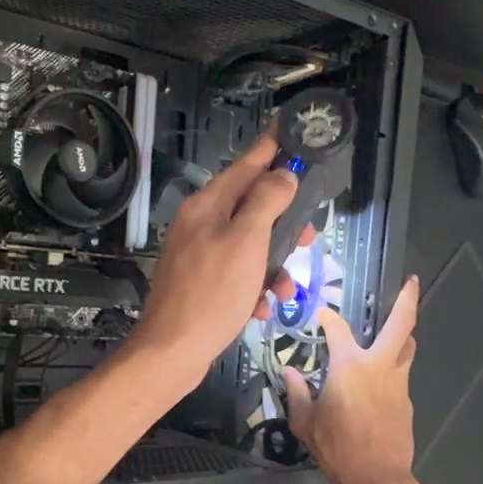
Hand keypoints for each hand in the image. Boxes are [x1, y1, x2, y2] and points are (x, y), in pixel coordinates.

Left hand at [129, 134, 297, 383]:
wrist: (172, 352)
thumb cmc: (212, 294)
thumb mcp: (247, 242)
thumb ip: (267, 203)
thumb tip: (282, 175)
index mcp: (207, 206)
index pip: (246, 165)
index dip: (272, 149)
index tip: (293, 132)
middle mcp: (199, 225)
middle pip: (250, 208)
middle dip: (283, 223)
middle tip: (310, 235)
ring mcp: (196, 256)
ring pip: (247, 247)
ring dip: (272, 266)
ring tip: (285, 289)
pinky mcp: (198, 286)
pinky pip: (235, 277)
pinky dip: (252, 289)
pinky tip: (260, 310)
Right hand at [283, 276, 419, 483]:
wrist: (376, 477)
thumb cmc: (336, 447)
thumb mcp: (305, 421)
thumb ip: (298, 392)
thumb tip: (289, 372)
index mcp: (349, 366)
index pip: (338, 328)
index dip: (328, 317)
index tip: (322, 314)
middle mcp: (379, 366)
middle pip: (402, 324)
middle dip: (408, 300)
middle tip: (412, 283)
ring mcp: (398, 383)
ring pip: (407, 348)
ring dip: (403, 335)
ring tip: (394, 332)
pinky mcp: (407, 401)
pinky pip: (401, 376)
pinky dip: (392, 370)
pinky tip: (378, 384)